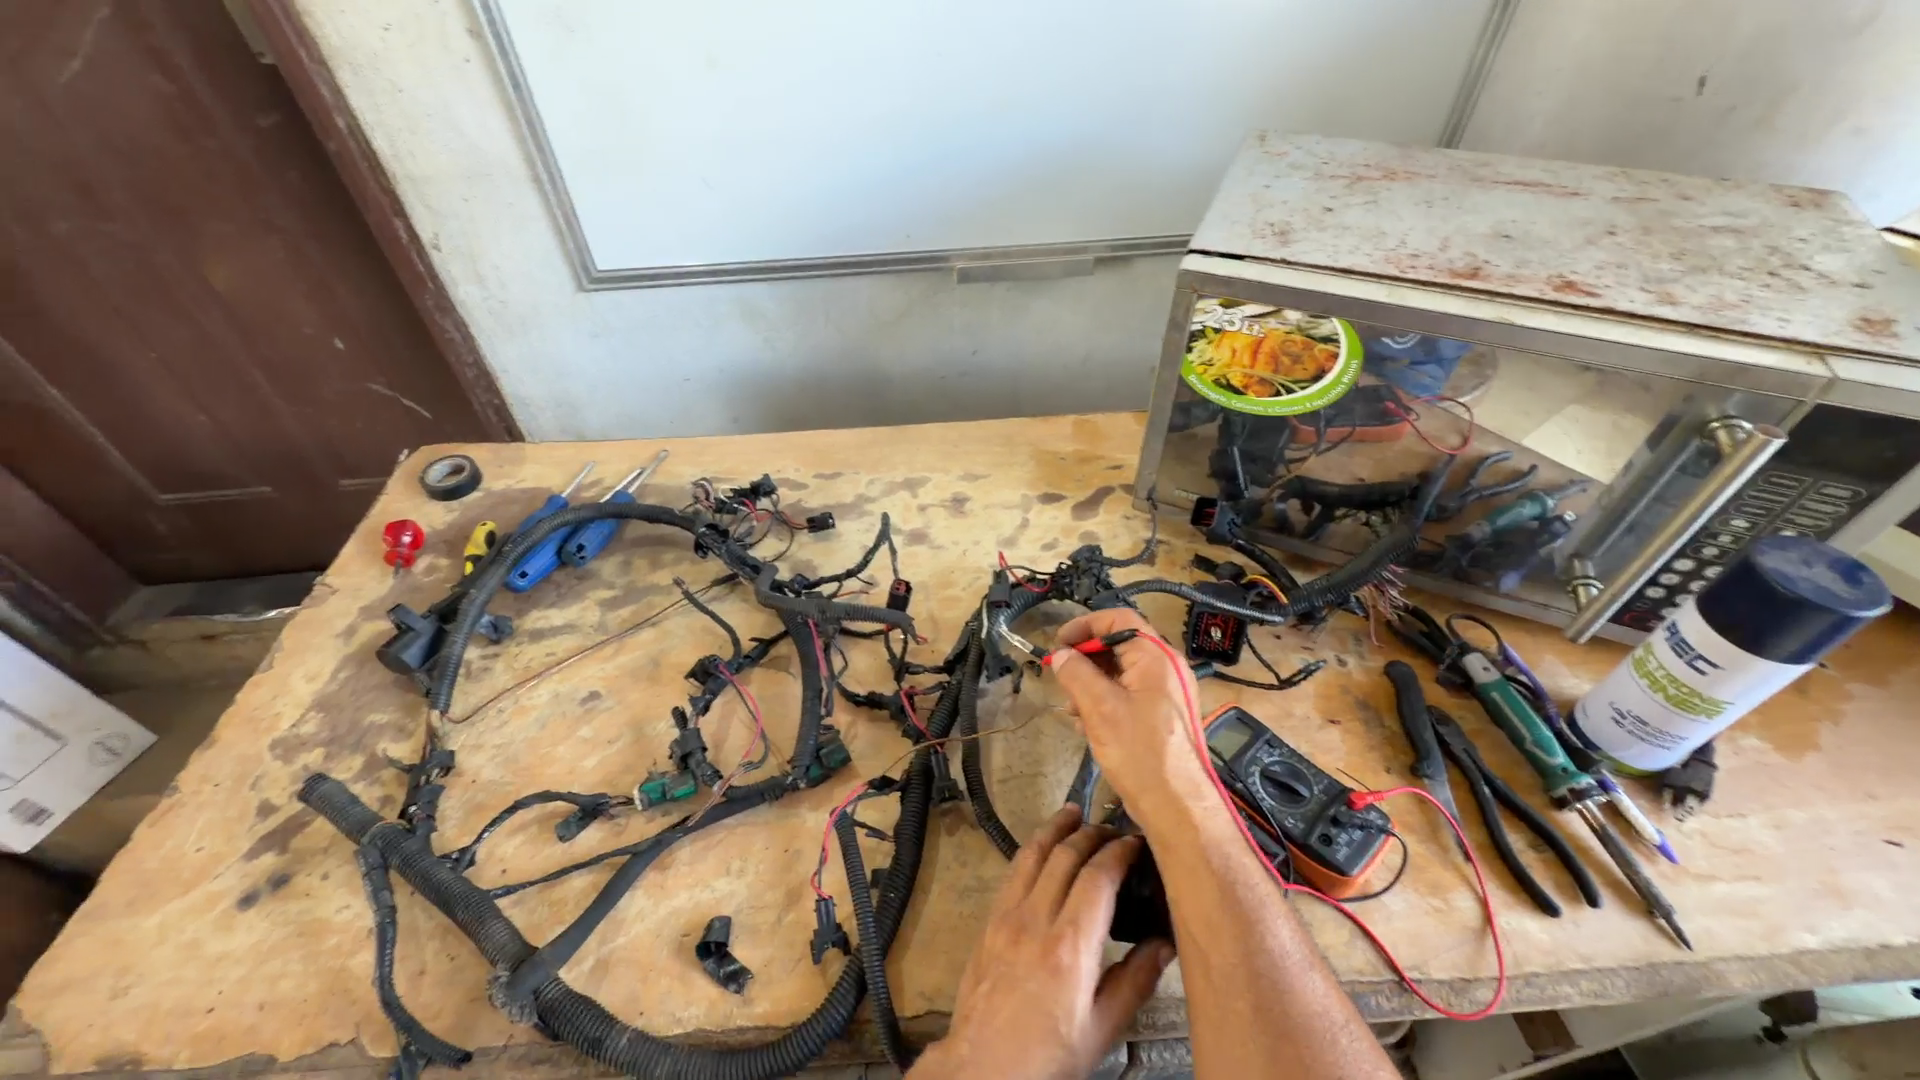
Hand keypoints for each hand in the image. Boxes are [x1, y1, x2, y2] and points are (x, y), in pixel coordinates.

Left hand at [911, 807, 1174, 1079]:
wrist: (984, 1066)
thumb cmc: (1049, 1053)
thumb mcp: (1102, 1028)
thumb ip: (1135, 980)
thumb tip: (1164, 942)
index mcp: (1070, 946)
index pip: (1097, 877)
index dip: (1119, 851)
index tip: (1136, 841)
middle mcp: (1036, 920)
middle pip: (1064, 856)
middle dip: (1091, 834)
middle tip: (1112, 826)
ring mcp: (1007, 917)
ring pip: (1032, 854)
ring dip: (1055, 829)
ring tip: (1072, 812)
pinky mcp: (989, 922)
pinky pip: (1012, 872)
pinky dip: (1030, 850)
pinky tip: (1040, 845)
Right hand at [1046, 609, 1211, 826]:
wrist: (1175, 803)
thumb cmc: (1138, 751)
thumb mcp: (1099, 708)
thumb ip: (1076, 674)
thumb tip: (1061, 655)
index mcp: (1156, 657)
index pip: (1119, 619)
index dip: (1085, 625)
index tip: (1059, 642)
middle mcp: (1167, 668)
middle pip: (1121, 644)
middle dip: (1086, 658)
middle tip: (1061, 676)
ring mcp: (1168, 692)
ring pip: (1123, 671)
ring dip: (1093, 682)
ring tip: (1072, 708)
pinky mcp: (1164, 715)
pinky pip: (1131, 693)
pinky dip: (1106, 699)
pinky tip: (1088, 723)